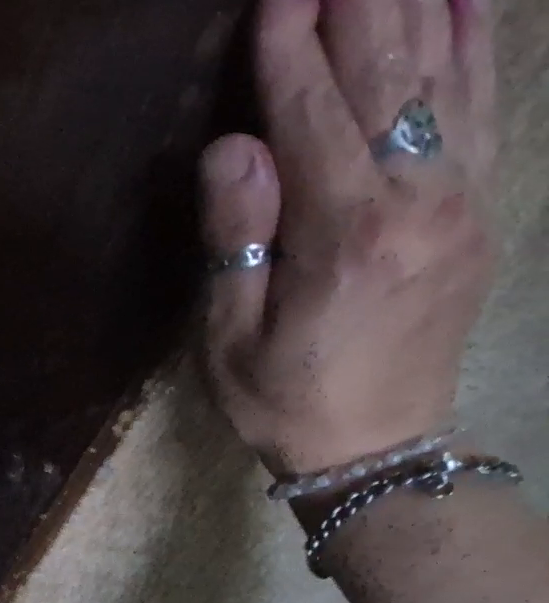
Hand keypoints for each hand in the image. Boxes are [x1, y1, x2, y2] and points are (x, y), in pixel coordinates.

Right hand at [199, 0, 498, 476]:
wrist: (380, 442)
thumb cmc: (281, 396)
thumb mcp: (231, 334)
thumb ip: (236, 238)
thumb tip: (231, 149)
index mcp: (346, 235)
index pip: (314, 121)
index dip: (290, 55)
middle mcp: (420, 201)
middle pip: (389, 82)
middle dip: (360, 8)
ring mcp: (465, 200)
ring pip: (448, 80)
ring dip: (420, 9)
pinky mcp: (481, 207)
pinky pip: (488, 108)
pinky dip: (478, 46)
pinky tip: (468, 3)